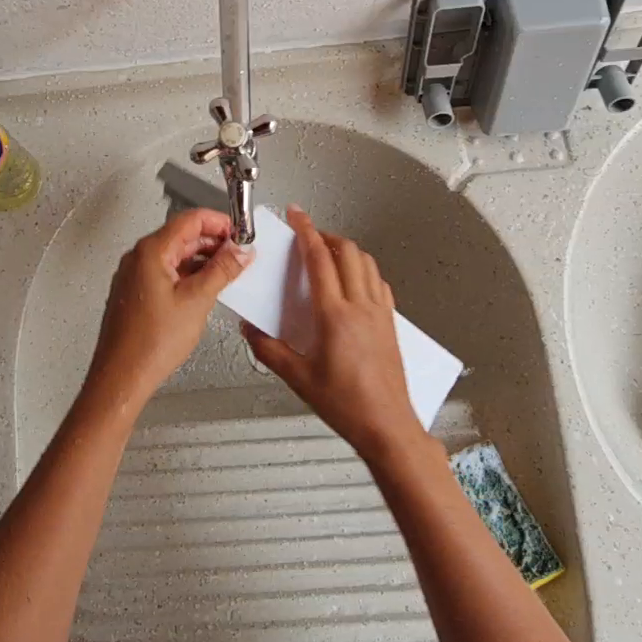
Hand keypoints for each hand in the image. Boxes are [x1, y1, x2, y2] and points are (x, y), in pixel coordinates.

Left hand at [87, 208, 252, 404]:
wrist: (122, 376)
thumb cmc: (148, 344)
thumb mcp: (198, 300)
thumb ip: (222, 270)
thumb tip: (238, 252)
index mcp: (151, 252)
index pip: (190, 220)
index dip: (219, 222)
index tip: (238, 232)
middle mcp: (138, 259)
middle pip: (182, 235)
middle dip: (213, 241)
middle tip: (238, 253)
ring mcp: (135, 275)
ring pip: (174, 254)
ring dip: (202, 259)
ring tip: (226, 272)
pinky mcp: (136, 292)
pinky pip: (166, 272)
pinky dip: (188, 274)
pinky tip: (204, 288)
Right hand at [243, 206, 432, 460]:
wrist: (387, 425)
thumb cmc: (348, 405)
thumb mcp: (297, 378)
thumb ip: (269, 350)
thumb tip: (251, 331)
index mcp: (335, 315)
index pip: (319, 258)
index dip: (306, 230)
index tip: (297, 216)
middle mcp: (361, 307)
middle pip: (346, 251)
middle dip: (325, 235)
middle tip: (307, 234)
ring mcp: (380, 313)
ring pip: (366, 263)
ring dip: (345, 249)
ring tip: (328, 251)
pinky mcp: (391, 323)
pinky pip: (378, 283)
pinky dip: (363, 270)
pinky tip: (354, 281)